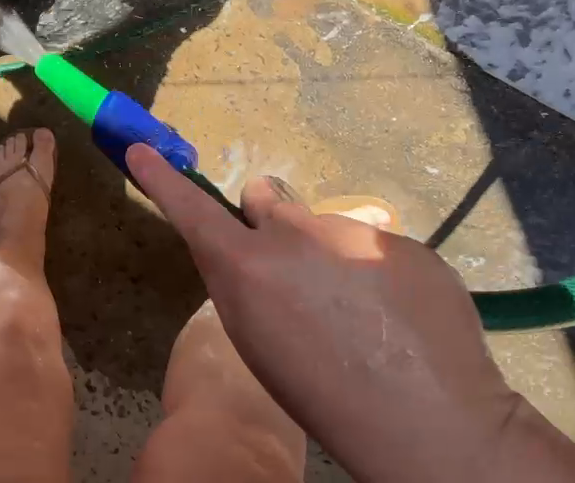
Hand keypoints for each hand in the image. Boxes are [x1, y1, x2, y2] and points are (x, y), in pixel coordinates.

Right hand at [125, 145, 551, 482]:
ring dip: (331, 255)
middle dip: (271, 223)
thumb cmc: (321, 394)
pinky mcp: (406, 245)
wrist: (433, 425)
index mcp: (246, 264)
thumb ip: (240, 280)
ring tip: (361, 312)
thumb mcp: (253, 338)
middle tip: (296, 273)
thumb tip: (245, 251)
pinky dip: (380, 275)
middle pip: (266, 199)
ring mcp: (354, 233)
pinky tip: (398, 319)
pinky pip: (378, 248)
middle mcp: (293, 233)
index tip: (141, 149)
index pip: (191, 207)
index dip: (162, 177)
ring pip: (326, 227)